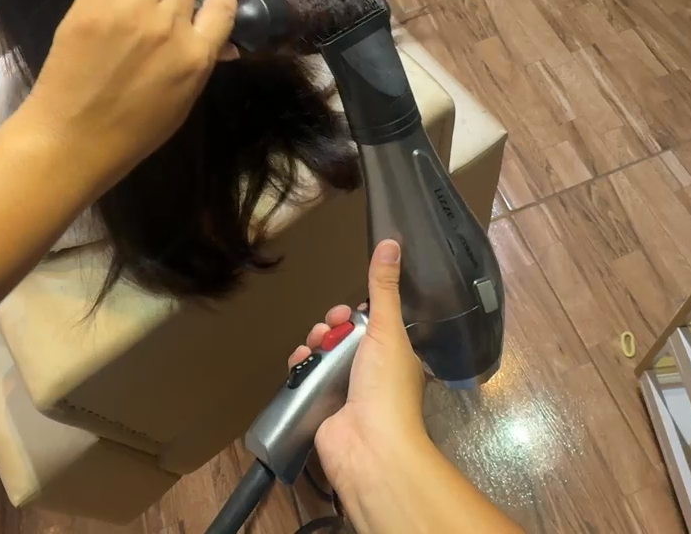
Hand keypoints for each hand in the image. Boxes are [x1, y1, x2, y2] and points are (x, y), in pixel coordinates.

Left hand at [11, 0, 235, 191]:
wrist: (72, 141)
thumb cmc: (132, 132)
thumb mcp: (183, 101)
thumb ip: (200, 62)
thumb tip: (217, 41)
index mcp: (197, 55)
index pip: (223, 3)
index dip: (210, 3)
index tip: (195, 11)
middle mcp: (169, 27)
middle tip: (151, 13)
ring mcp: (131, 12)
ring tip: (125, 1)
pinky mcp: (92, 5)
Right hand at [287, 241, 436, 515]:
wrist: (369, 448)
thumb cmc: (384, 386)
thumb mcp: (386, 329)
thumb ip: (383, 287)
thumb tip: (392, 241)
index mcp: (393, 356)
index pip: (370, 325)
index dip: (354, 314)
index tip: (346, 312)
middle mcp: (371, 374)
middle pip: (343, 338)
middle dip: (329, 328)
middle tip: (326, 329)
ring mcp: (346, 393)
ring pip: (323, 356)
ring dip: (312, 345)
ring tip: (310, 347)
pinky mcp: (322, 409)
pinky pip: (307, 379)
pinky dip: (300, 368)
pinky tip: (297, 363)